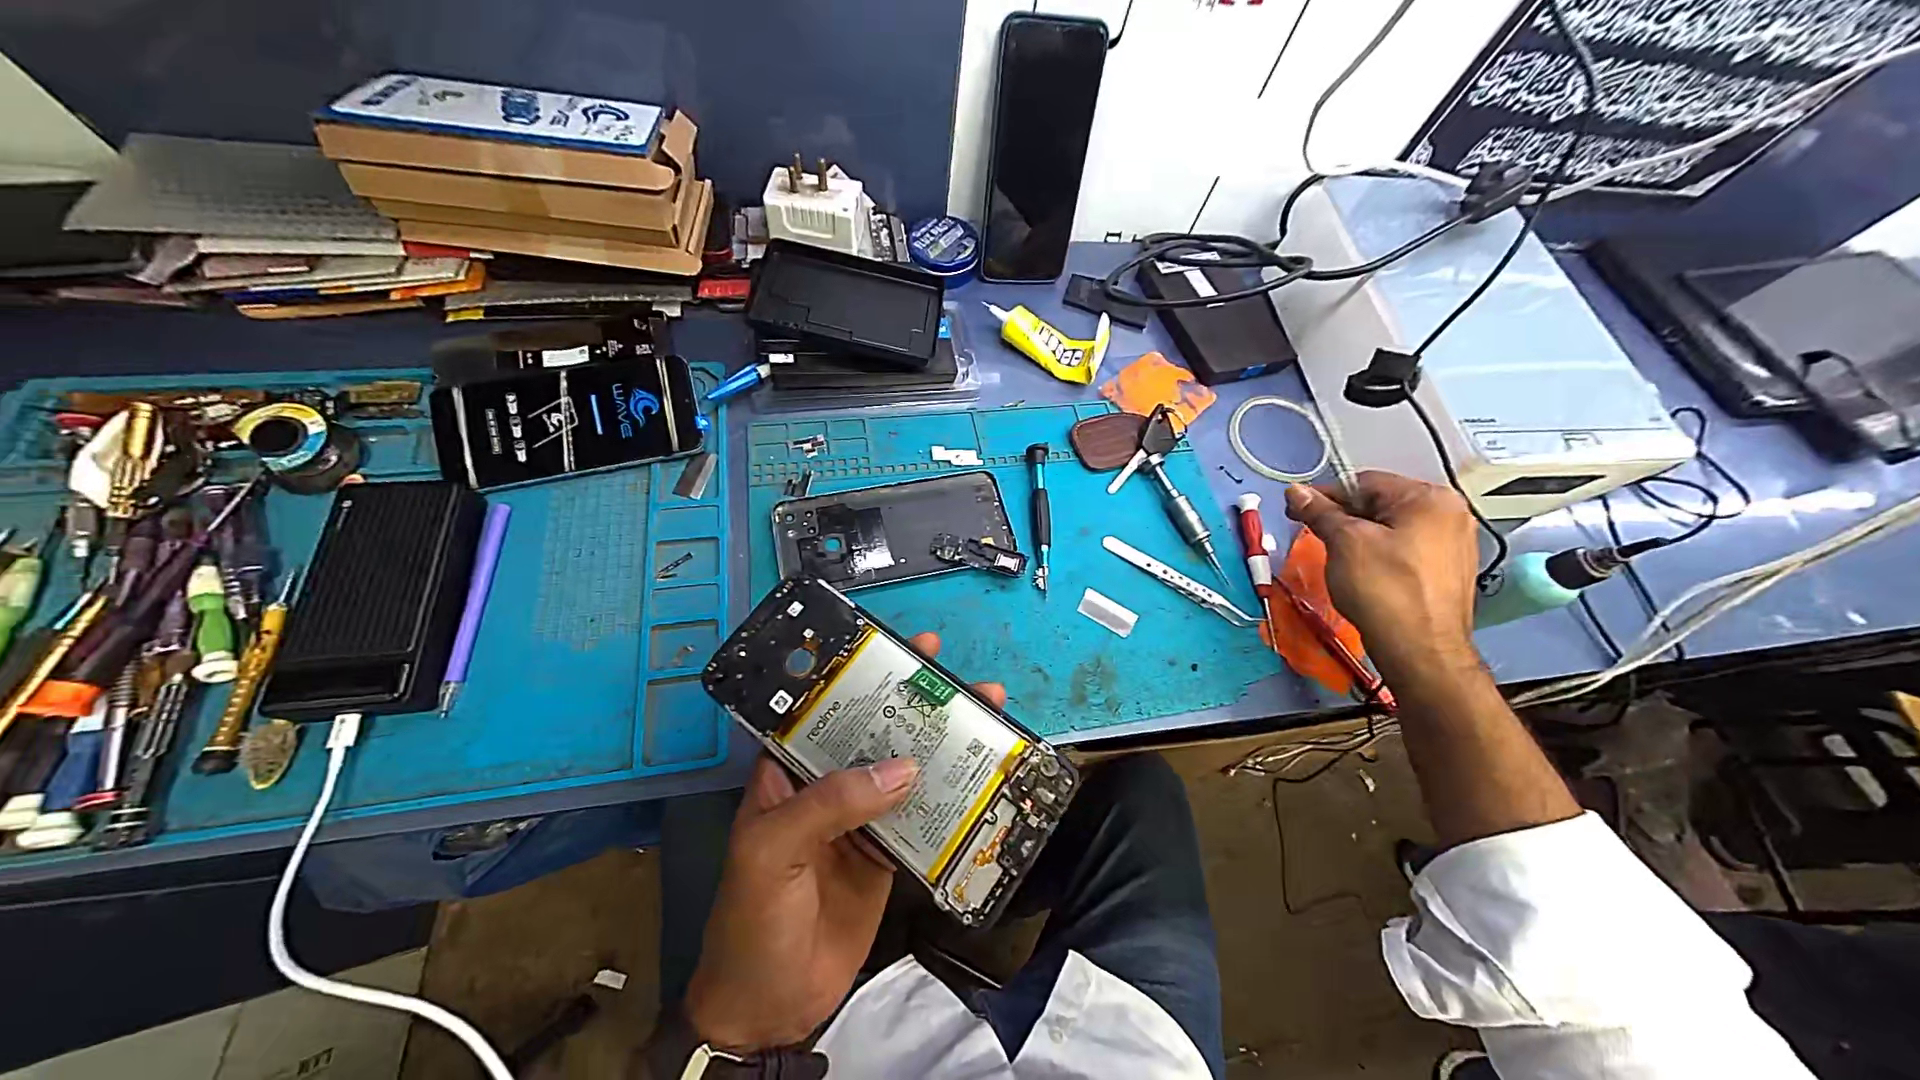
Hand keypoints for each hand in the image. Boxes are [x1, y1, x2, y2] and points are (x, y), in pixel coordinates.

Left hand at [684, 633, 1005, 1051]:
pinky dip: (949, 796)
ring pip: (904, 770)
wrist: (770, 1006)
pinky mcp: (889, 852)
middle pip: (874, 734)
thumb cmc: (751, 920)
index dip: (856, 679)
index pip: (823, 713)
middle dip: (911, 702)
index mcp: (788, 775)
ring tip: (980, 712)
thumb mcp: (772, 851)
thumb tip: (904, 769)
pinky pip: (922, 817)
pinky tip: (978, 774)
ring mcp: (861, 819)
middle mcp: (827, 787)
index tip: (892, 652)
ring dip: (938, 743)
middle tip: (949, 673)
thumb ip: (830, 805)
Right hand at [1283, 472, 1480, 679]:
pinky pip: (1405, 549)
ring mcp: (1454, 544)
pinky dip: (1379, 554)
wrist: (1420, 650)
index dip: (1326, 496)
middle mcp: (1450, 514)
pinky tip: (1363, 573)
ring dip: (1360, 537)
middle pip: (1380, 503)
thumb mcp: (1344, 543)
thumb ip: (1320, 512)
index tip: (1298, 512)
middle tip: (1315, 536)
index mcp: (1430, 498)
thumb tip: (1296, 492)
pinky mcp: (1448, 571)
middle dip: (1344, 518)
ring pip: (1392, 527)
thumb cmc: (1384, 590)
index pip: (1365, 482)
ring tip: (1338, 558)